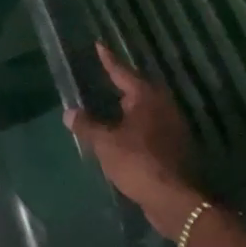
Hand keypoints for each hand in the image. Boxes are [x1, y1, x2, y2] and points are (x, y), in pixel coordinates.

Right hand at [66, 43, 207, 237]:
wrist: (175, 200)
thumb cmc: (138, 162)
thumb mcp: (105, 143)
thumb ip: (87, 126)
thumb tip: (69, 112)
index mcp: (146, 97)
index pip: (122, 72)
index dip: (108, 60)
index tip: (99, 45)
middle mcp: (162, 106)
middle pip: (138, 89)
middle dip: (122, 85)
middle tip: (106, 77)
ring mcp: (172, 127)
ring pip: (147, 110)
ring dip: (130, 108)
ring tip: (113, 106)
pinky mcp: (176, 147)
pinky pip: (151, 127)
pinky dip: (137, 126)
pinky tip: (126, 134)